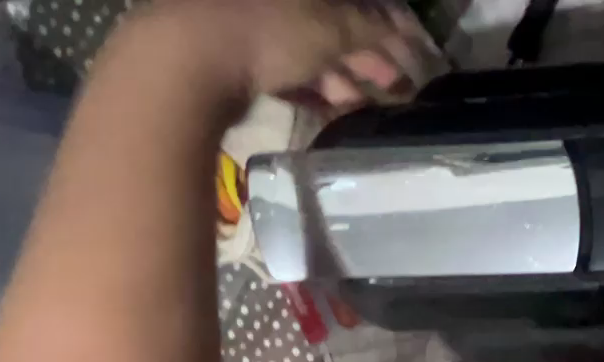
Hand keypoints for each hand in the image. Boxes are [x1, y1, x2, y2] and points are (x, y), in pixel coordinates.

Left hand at [124, 0, 437, 110]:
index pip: (355, 1)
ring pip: (312, 46)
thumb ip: (373, 28)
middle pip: (333, 19)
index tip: (413, 52)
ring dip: (344, 77)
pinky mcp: (238, 50)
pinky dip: (314, 88)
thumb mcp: (331, 28)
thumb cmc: (267, 30)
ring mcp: (251, 18)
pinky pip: (288, 68)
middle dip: (368, 54)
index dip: (388, 22)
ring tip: (365, 107)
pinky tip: (333, 109)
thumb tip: (406, 32)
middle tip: (396, 86)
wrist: (190, 59)